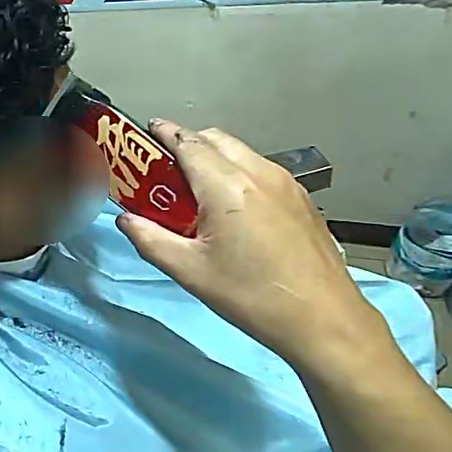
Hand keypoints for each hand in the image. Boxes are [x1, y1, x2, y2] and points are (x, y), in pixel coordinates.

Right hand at [117, 120, 389, 367]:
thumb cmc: (253, 297)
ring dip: (215, 159)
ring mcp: (286, 183)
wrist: (323, 318)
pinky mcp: (302, 198)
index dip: (163, 134)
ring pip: (241, 153)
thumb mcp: (191, 272)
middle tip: (167, 172)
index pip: (187, 142)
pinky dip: (240, 174)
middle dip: (188, 144)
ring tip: (199, 194)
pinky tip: (235, 210)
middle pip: (216, 139)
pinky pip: (262, 171)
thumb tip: (127, 220)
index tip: (146, 134)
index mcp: (227, 186)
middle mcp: (259, 172)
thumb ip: (151, 239)